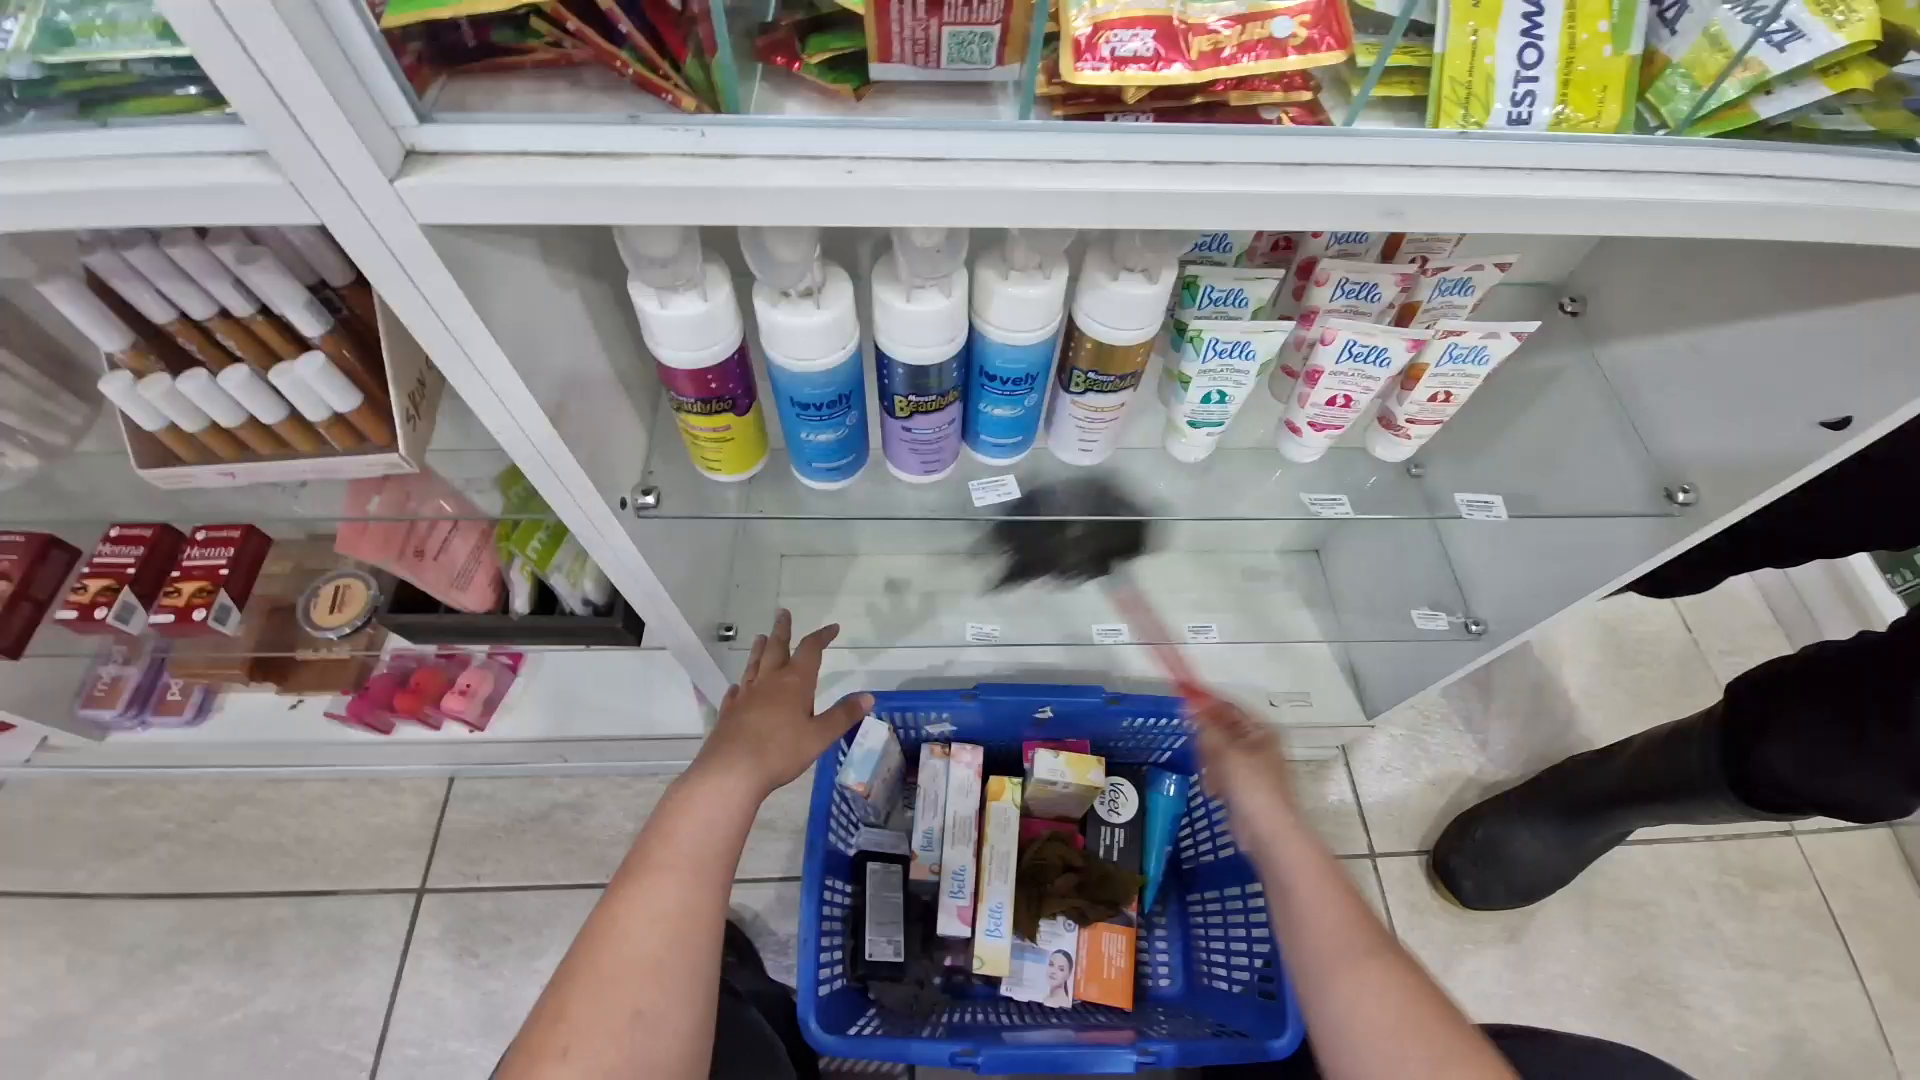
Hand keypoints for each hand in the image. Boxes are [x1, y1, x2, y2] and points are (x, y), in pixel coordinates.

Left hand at [691, 609, 872, 797]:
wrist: (731, 771)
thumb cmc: (781, 752)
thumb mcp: (820, 736)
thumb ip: (843, 715)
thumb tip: (869, 696)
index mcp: (794, 683)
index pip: (810, 650)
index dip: (822, 636)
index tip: (832, 628)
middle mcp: (768, 682)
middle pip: (776, 648)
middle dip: (782, 631)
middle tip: (782, 613)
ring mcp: (746, 696)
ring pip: (754, 665)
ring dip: (759, 650)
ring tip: (760, 637)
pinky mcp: (729, 713)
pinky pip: (736, 693)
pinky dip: (740, 685)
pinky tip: (737, 687)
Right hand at [1190, 697, 1296, 846]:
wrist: (1268, 833)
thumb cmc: (1252, 787)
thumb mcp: (1225, 751)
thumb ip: (1205, 725)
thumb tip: (1189, 702)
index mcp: (1260, 729)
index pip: (1226, 706)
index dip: (1203, 700)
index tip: (1180, 693)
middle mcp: (1257, 742)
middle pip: (1219, 728)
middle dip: (1207, 742)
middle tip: (1203, 754)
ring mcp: (1250, 764)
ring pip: (1215, 751)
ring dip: (1209, 763)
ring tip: (1214, 779)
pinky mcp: (1242, 784)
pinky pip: (1218, 771)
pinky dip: (1214, 779)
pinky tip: (1216, 791)